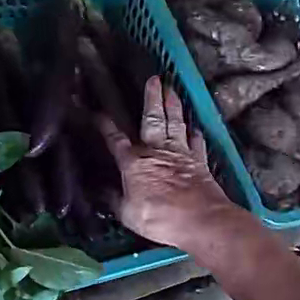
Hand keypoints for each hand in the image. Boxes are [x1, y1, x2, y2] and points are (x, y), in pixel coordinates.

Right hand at [97, 76, 243, 249]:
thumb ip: (115, 200)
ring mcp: (181, 154)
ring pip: (176, 123)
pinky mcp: (200, 161)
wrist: (202, 220)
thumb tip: (103, 191)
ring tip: (172, 89)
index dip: (105, 125)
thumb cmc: (159, 217)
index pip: (116, 139)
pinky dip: (195, 133)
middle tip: (154, 79)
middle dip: (152, 98)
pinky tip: (195, 127)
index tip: (98, 113)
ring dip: (174, 105)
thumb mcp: (127, 214)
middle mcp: (157, 151)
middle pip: (153, 118)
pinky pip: (197, 142)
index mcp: (134, 163)